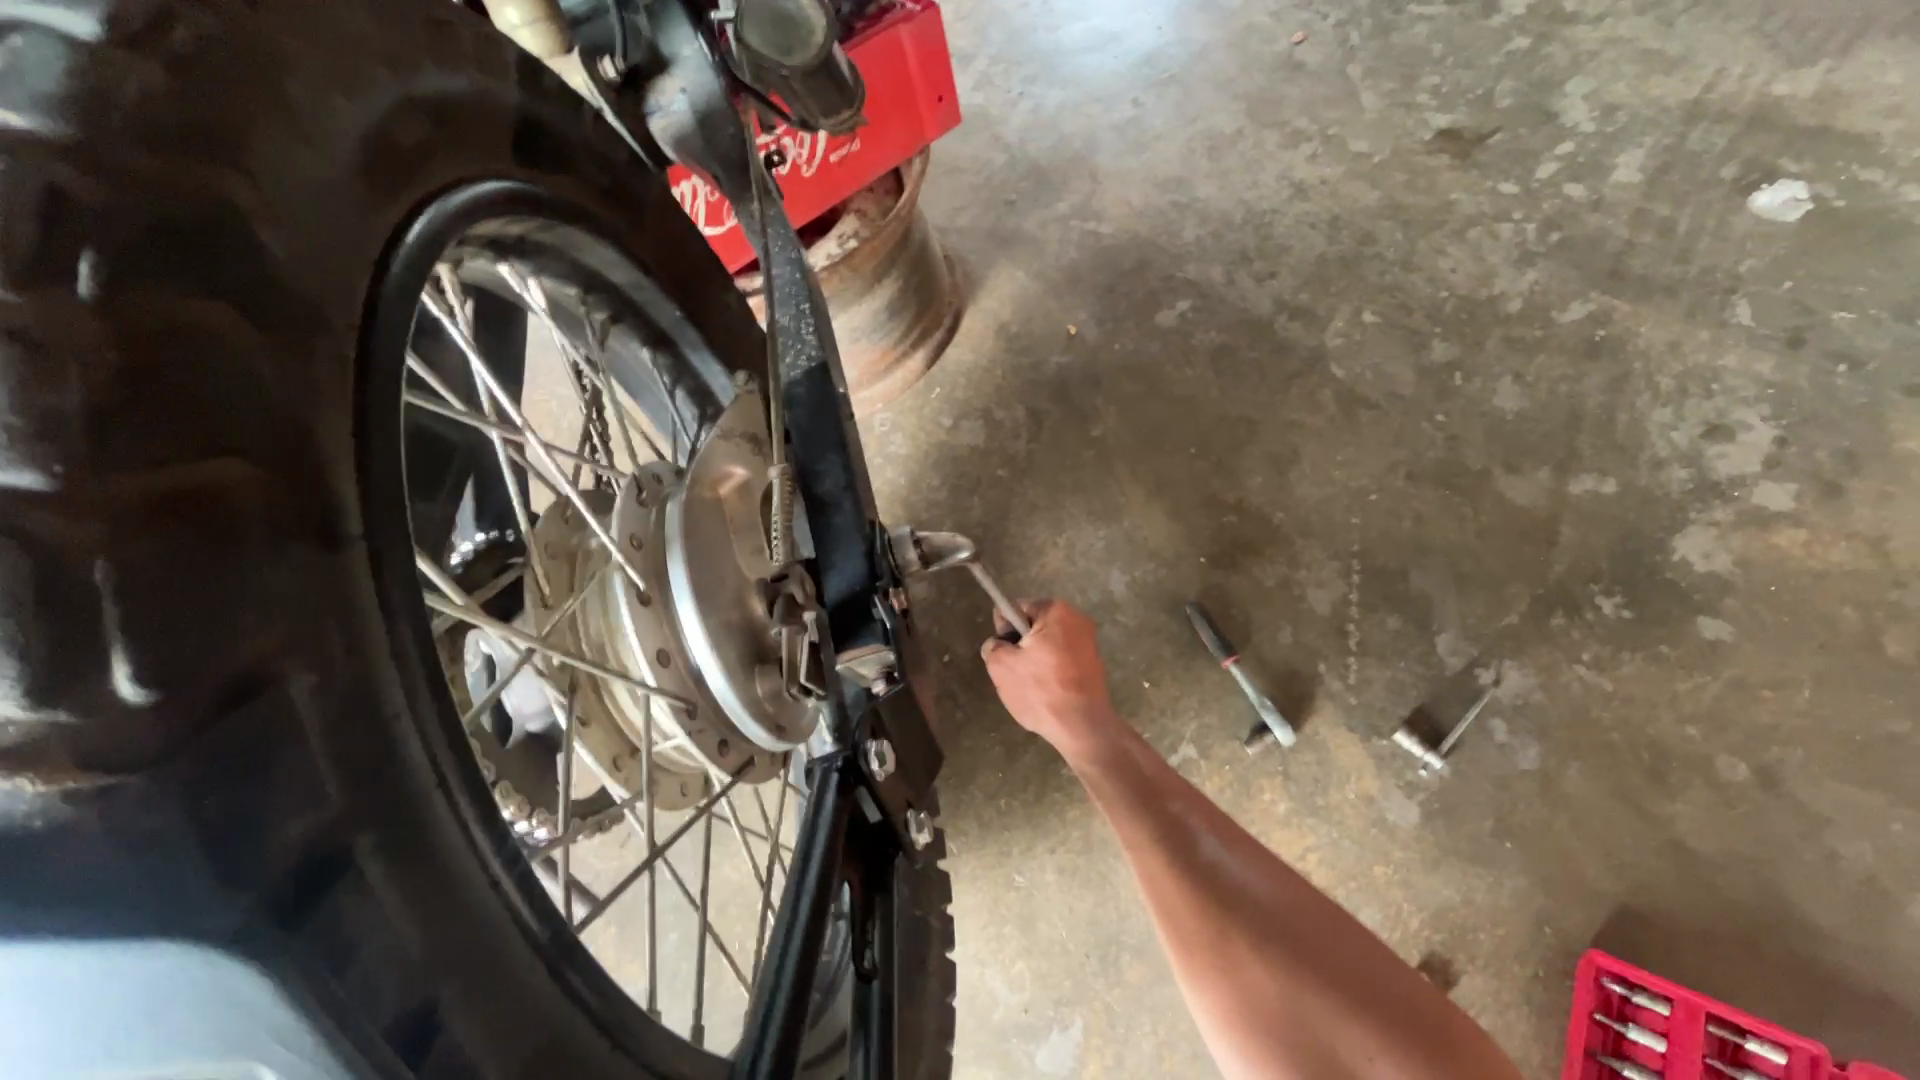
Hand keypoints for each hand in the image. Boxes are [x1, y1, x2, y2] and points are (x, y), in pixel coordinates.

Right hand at [980, 599, 1119, 751]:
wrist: (1082, 726)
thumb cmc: (1041, 690)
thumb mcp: (1001, 666)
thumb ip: (993, 646)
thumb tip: (998, 644)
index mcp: (1056, 610)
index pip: (1016, 609)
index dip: (1005, 631)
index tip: (1008, 655)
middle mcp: (1077, 618)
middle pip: (1033, 627)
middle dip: (1022, 647)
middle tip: (1018, 673)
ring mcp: (1089, 641)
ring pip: (1047, 646)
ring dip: (1036, 661)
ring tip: (1034, 687)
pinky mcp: (1094, 663)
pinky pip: (1062, 660)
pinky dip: (1052, 672)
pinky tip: (1049, 693)